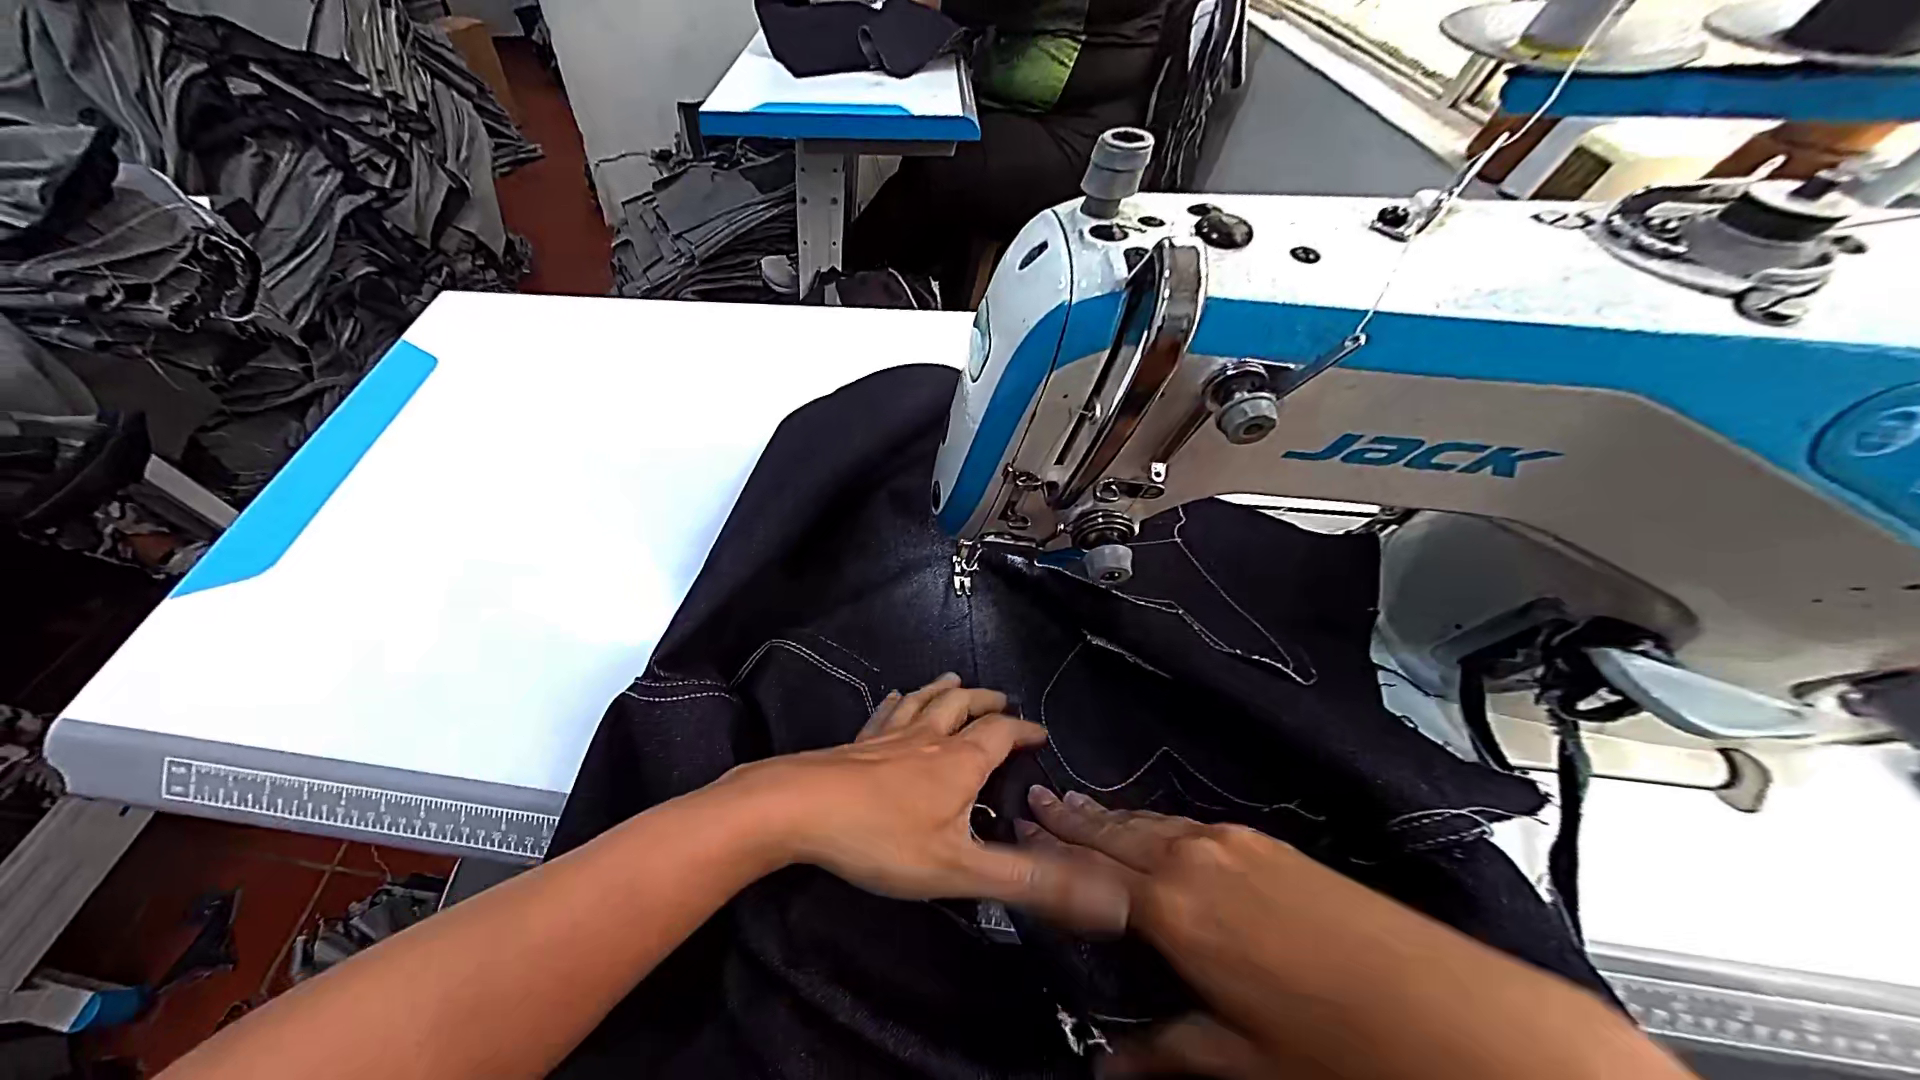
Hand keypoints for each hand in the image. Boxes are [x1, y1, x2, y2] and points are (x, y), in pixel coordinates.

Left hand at [721, 675, 1129, 931]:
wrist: (799, 808)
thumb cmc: (882, 839)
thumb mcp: (958, 868)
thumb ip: (1023, 880)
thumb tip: (1098, 895)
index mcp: (960, 761)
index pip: (1002, 734)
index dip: (1025, 731)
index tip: (1041, 734)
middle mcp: (929, 738)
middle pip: (964, 706)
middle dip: (987, 701)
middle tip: (1002, 699)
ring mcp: (890, 735)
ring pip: (926, 701)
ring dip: (946, 690)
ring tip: (956, 679)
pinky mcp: (858, 742)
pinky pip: (886, 712)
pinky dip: (901, 701)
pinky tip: (897, 697)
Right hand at [1019, 789, 1323, 1078]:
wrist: (1446, 1006)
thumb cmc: (1335, 1045)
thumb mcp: (1243, 1060)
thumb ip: (1167, 1051)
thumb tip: (1105, 1067)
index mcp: (1174, 912)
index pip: (1093, 872)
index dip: (1055, 851)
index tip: (1023, 827)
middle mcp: (1193, 861)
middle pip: (1117, 833)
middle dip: (1074, 819)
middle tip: (1038, 798)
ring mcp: (1231, 844)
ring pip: (1152, 823)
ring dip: (1112, 817)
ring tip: (1080, 805)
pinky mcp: (1264, 842)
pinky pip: (1189, 826)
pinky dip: (1155, 824)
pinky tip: (1151, 828)